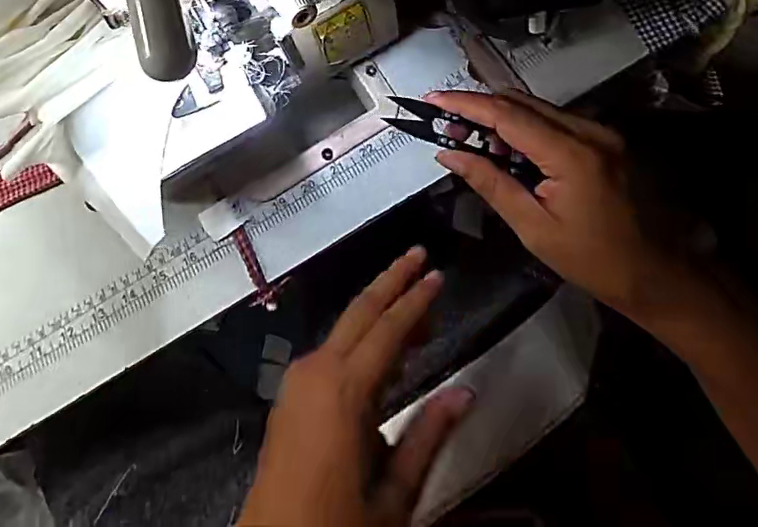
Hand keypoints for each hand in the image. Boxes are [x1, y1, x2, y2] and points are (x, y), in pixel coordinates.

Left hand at [239, 247, 473, 526]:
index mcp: (343, 388)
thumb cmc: (336, 525)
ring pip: (346, 331)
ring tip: (420, 309)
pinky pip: (333, 354)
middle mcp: (316, 369)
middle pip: (360, 311)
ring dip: (380, 315)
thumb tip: (466, 393)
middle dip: (392, 280)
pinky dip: (362, 344)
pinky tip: (387, 356)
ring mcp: (299, 379)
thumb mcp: (394, 495)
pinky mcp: (291, 394)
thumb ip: (428, 436)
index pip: (387, 329)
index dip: (416, 299)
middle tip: (421, 256)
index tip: (438, 274)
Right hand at [425, 90, 701, 323]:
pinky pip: (550, 120)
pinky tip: (504, 148)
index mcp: (572, 154)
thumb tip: (448, 153)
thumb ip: (489, 182)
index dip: (465, 104)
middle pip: (519, 102)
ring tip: (468, 138)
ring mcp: (598, 132)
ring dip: (498, 117)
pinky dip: (520, 126)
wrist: (656, 274)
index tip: (433, 100)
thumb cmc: (593, 259)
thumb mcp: (533, 227)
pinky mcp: (601, 138)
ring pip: (534, 107)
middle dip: (477, 108)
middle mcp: (588, 131)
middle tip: (446, 126)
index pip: (507, 114)